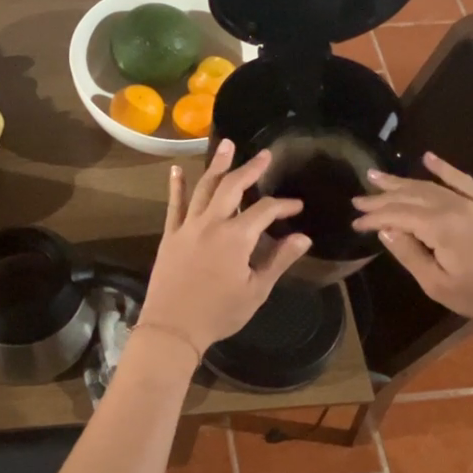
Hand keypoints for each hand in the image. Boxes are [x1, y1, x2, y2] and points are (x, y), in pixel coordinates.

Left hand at [134, 140, 311, 365]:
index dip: (284, 206)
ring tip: (227, 145)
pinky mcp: (170, 235)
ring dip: (217, 165)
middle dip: (251, 169)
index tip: (297, 207)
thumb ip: (278, 261)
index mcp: (236, 237)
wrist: (172, 327)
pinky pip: (174, 205)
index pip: (265, 210)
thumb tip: (303, 237)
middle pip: (233, 187)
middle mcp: (212, 223)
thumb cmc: (219, 313)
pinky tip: (177, 170)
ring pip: (204, 188)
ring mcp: (188, 227)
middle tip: (264, 156)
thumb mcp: (256, 291)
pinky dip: (177, 186)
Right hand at [351, 151, 472, 321]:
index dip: (374, 218)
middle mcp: (453, 207)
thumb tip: (386, 230)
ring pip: (429, 186)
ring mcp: (471, 203)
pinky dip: (444, 168)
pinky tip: (428, 158)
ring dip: (402, 182)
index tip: (355, 224)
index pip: (397, 215)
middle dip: (382, 197)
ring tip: (377, 176)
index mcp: (440, 227)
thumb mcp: (438, 284)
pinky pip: (461, 180)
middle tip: (357, 199)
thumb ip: (409, 254)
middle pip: (410, 196)